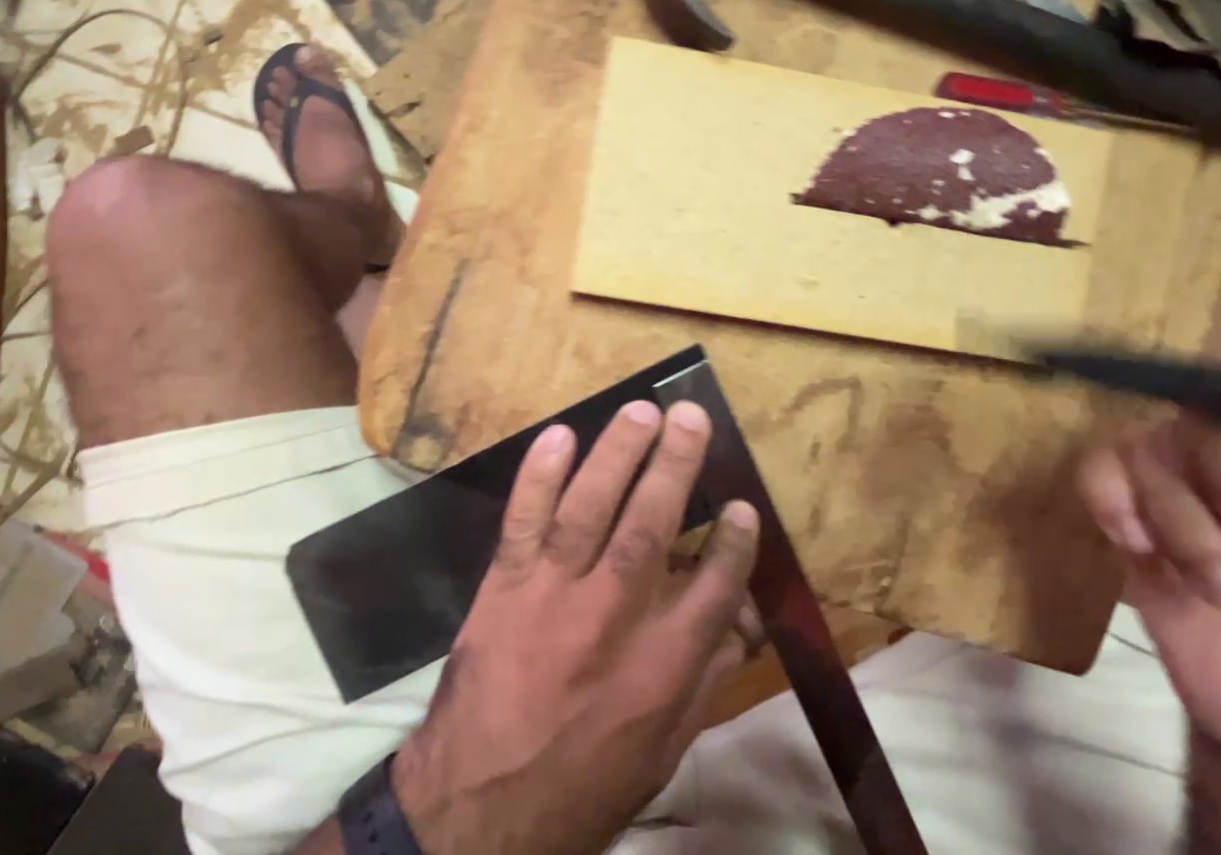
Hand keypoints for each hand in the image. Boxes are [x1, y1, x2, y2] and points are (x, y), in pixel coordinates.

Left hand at [390, 400, 762, 854]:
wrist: (477, 811)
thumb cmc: (581, 787)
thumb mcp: (662, 751)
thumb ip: (705, 681)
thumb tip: (740, 622)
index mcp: (663, 665)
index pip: (714, 583)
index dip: (735, 540)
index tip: (743, 503)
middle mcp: (614, 617)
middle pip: (653, 525)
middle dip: (677, 466)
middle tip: (692, 416)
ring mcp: (553, 595)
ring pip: (591, 508)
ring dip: (617, 453)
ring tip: (641, 410)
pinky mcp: (504, 587)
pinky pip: (523, 519)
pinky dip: (539, 475)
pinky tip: (558, 435)